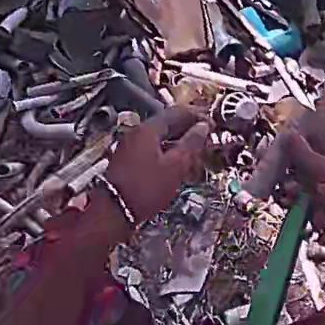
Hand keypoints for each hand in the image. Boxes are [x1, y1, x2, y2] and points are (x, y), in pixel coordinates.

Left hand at [105, 105, 209, 222]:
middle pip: (166, 124)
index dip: (196, 116)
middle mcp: (136, 134)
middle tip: (204, 134)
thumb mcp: (176, 165)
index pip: (176, 113)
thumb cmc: (144, 190)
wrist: (115, 212)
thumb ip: (191, 143)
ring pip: (159, 137)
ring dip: (177, 141)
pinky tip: (175, 162)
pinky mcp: (128, 161)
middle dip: (187, 129)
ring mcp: (129, 147)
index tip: (209, 121)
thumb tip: (202, 128)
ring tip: (193, 149)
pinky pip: (151, 149)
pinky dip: (166, 151)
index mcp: (147, 130)